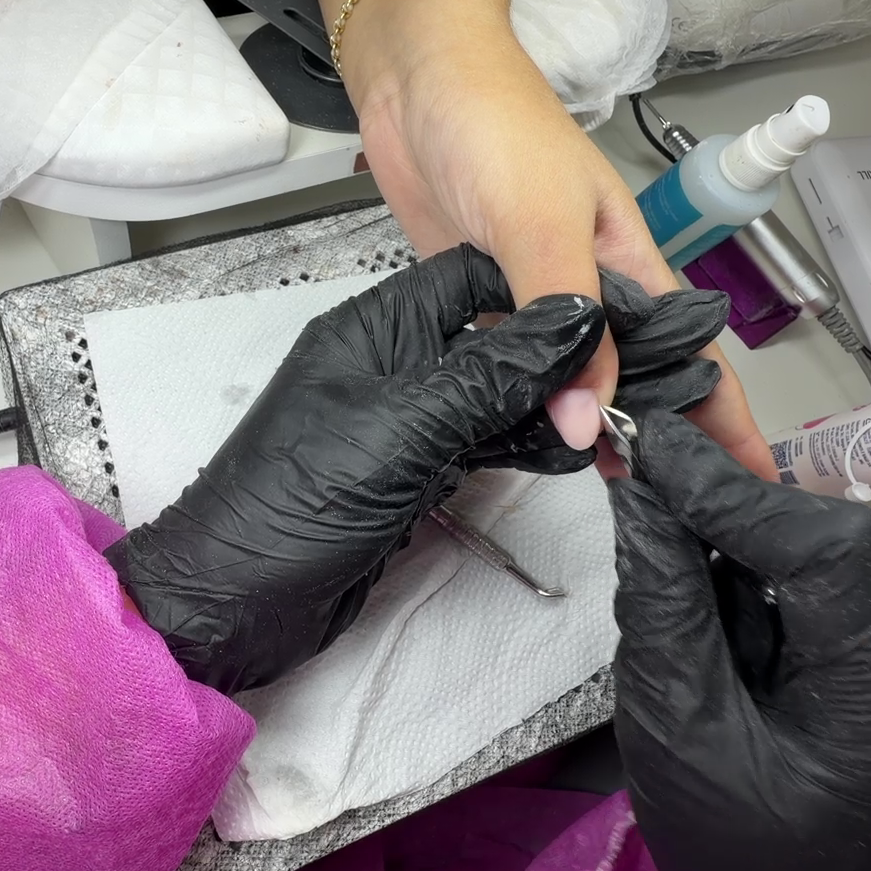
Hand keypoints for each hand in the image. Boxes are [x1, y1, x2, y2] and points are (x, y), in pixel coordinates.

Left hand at [106, 246, 604, 694]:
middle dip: (553, 354)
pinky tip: (563, 454)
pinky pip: (474, 440)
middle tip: (629, 379)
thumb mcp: (403, 423)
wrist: (242, 594)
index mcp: (377, 324)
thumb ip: (489, 373)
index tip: (614, 315)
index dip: (540, 287)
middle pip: (486, 335)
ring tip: (610, 424)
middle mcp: (393, 360)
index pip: (471, 276)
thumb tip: (577, 322)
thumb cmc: (305, 494)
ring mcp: (404, 416)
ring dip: (543, 405)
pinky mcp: (411, 466)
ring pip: (488, 392)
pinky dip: (516, 444)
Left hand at [350, 41, 773, 478]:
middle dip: (654, 437)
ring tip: (589, 487)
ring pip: (567, 377)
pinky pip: (506, 362)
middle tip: (660, 510)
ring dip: (579, 426)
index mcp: (629, 267)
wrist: (419, 93)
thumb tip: (590, 419)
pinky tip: (510, 434)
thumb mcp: (548, 227)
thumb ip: (571, 322)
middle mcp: (585, 292)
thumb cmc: (500, 135)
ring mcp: (529, 299)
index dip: (729, 420)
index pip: (696, 354)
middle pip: (632, 377)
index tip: (754, 486)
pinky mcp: (478, 300)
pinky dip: (515, 398)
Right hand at [609, 412, 870, 870]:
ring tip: (687, 585)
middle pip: (833, 555)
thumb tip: (642, 491)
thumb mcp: (671, 714)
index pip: (827, 556)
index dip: (732, 490)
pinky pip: (836, 594)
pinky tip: (729, 613)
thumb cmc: (723, 835)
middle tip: (648, 499)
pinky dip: (768, 583)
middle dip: (730, 522)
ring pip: (832, 567)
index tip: (655, 444)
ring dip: (745, 554)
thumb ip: (661, 594)